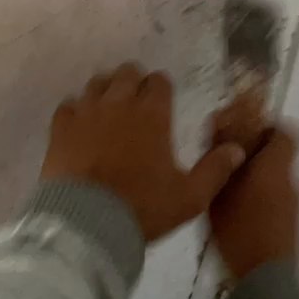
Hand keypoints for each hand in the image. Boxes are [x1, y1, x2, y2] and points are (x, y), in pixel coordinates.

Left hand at [41, 63, 246, 240]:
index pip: (160, 81)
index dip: (162, 91)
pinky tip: (80, 129)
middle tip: (137, 107)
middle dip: (135, 83)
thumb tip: (238, 150)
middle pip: (128, 72)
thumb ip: (215, 170)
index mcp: (152, 112)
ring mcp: (87, 111)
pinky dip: (76, 112)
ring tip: (109, 113)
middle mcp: (120, 102)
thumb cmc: (143, 208)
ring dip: (106, 92)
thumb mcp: (189, 197)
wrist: (87, 225)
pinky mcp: (61, 127)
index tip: (163, 106)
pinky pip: (68, 105)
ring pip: (98, 83)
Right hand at [207, 123, 298, 279]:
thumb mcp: (220, 192)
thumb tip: (221, 132)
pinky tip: (240, 216)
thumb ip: (221, 160)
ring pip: (278, 180)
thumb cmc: (241, 231)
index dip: (269, 126)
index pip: (287, 132)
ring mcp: (296, 206)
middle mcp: (293, 181)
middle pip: (279, 156)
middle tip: (228, 165)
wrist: (267, 284)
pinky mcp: (294, 227)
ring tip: (230, 195)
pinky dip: (264, 201)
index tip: (246, 132)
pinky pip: (279, 201)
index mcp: (277, 166)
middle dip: (256, 156)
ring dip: (259, 181)